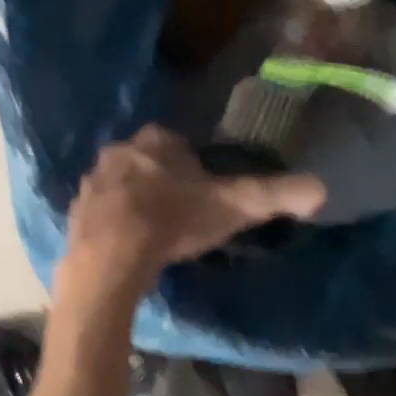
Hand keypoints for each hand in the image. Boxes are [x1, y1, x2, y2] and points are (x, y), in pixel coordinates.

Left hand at [63, 125, 325, 289]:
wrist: (113, 255)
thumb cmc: (174, 221)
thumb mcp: (233, 206)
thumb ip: (276, 195)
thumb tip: (321, 189)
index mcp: (156, 139)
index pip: (181, 146)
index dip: (194, 170)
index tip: (203, 196)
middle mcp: (118, 150)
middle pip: (147, 163)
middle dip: (161, 182)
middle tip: (178, 217)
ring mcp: (91, 181)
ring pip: (120, 186)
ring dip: (133, 202)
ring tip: (152, 236)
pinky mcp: (73, 211)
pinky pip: (98, 213)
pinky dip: (110, 225)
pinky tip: (124, 248)